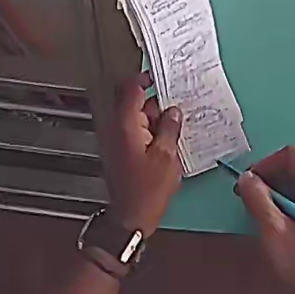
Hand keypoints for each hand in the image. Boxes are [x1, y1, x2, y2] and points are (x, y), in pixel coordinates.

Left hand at [99, 72, 182, 234]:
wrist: (131, 217)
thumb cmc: (148, 189)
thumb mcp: (167, 156)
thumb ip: (170, 128)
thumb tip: (173, 111)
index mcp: (126, 125)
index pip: (130, 90)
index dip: (145, 78)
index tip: (159, 76)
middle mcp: (117, 129)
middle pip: (134, 102)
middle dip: (156, 102)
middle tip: (177, 106)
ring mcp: (118, 141)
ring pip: (137, 117)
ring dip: (155, 118)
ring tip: (176, 127)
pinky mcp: (122, 151)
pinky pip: (137, 131)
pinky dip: (151, 130)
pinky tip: (168, 140)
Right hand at [232, 146, 294, 293]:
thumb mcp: (274, 229)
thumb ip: (259, 200)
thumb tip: (245, 178)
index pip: (292, 156)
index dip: (266, 164)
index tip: (250, 180)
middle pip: (290, 163)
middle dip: (265, 174)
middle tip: (248, 192)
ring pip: (288, 173)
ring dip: (267, 184)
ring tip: (254, 203)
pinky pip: (290, 185)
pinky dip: (274, 193)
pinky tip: (265, 209)